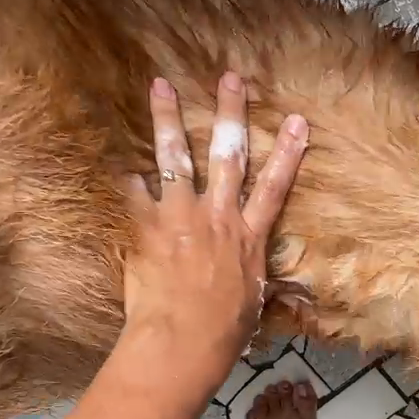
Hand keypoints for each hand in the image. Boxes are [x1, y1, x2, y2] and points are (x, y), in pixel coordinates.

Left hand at [119, 73, 308, 395]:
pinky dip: (128, 179)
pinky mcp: (147, 228)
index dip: (288, 153)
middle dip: (231, 114)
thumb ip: (259, 281)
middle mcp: (219, 218)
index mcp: (249, 238)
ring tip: (162, 86)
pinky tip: (121, 163)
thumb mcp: (255, 303)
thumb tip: (277, 288)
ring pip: (176, 158)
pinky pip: (134, 193)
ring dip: (169, 119)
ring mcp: (181, 218)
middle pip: (229, 156)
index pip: (275, 187)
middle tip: (231, 78)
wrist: (184, 340)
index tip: (297, 122)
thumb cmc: (227, 330)